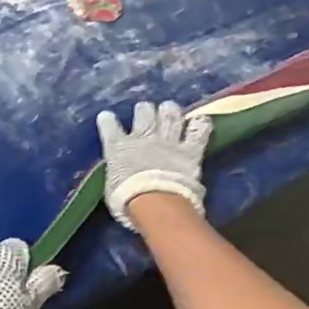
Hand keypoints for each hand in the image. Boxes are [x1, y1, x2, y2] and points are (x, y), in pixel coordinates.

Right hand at [97, 100, 211, 229]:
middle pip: (144, 115)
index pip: (109, 127)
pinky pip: (198, 132)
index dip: (107, 120)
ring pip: (170, 117)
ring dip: (170, 111)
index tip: (106, 116)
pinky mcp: (190, 150)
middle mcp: (142, 139)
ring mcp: (168, 142)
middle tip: (145, 108)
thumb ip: (118, 171)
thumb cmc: (125, 198)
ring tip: (169, 107)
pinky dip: (201, 125)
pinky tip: (202, 119)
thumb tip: (121, 172)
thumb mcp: (112, 183)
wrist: (154, 201)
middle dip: (144, 109)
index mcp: (118, 147)